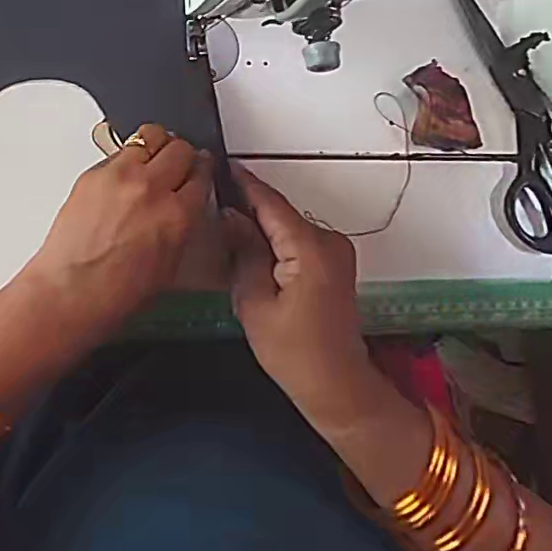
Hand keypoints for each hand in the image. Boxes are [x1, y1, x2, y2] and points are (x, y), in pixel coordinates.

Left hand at [21, 124, 215, 335]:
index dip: (202, 171)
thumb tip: (183, 206)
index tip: (200, 170)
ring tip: (153, 156)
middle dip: (183, 155)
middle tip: (179, 162)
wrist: (71, 292)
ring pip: (151, 136)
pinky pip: (120, 151)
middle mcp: (152, 189)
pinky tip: (124, 174)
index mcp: (178, 215)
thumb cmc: (114, 292)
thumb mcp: (171, 265)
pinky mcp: (93, 172)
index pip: (202, 175)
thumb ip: (182, 226)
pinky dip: (126, 157)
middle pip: (180, 149)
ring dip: (157, 145)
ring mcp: (120, 176)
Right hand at [226, 165, 378, 423]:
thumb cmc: (293, 351)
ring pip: (288, 226)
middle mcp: (328, 241)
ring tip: (225, 220)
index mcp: (309, 248)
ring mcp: (335, 251)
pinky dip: (275, 238)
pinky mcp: (334, 262)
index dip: (244, 182)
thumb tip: (232, 215)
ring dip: (260, 223)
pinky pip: (298, 239)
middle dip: (248, 205)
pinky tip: (251, 243)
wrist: (338, 385)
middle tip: (213, 196)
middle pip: (280, 213)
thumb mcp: (254, 302)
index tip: (221, 164)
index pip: (270, 203)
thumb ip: (243, 251)